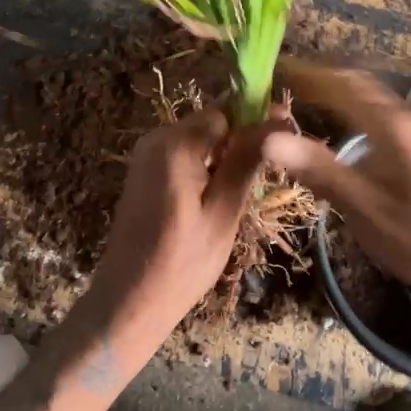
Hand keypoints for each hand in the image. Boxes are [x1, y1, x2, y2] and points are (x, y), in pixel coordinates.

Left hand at [0, 108, 269, 410]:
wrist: (129, 299)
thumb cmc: (182, 262)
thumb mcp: (223, 213)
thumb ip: (246, 161)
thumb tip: (277, 118)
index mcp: (176, 144)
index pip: (225, 111)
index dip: (254, 122)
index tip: (282, 140)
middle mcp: (156, 138)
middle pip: (210, 123)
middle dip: (238, 142)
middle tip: (262, 177)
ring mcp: (146, 154)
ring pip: (198, 139)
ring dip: (221, 158)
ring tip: (240, 194)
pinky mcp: (143, 170)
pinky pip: (182, 154)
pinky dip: (202, 168)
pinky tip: (215, 198)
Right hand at [263, 69, 410, 311]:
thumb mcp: (372, 214)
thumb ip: (322, 172)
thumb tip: (268, 137)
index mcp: (392, 125)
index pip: (338, 83)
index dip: (301, 73)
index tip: (268, 67)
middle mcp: (408, 119)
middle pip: (356, 84)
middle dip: (317, 77)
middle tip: (280, 79)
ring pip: (371, 99)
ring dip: (336, 91)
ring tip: (303, 97)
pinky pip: (381, 115)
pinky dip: (353, 109)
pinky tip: (344, 129)